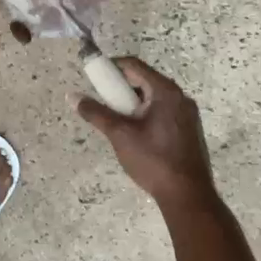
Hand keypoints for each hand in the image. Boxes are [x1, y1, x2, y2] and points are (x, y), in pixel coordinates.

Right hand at [76, 57, 216, 204]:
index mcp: (166, 92)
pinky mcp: (188, 129)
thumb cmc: (153, 159)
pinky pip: (162, 111)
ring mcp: (187, 114)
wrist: (187, 195)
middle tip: (103, 103)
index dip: (111, 67)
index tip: (93, 78)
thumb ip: (96, 112)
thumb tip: (72, 96)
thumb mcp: (119, 134)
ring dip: (131, 103)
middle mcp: (180, 97)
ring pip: (153, 98)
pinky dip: (144, 114)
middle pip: (145, 80)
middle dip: (120, 88)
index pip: (134, 66)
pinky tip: (135, 134)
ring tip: (116, 122)